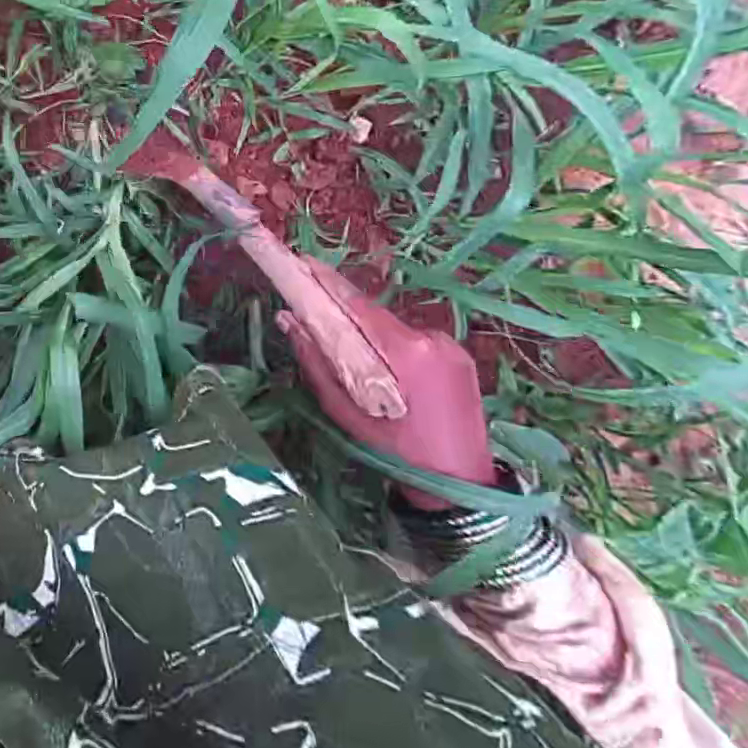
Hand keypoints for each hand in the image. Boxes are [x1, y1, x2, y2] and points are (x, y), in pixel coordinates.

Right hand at [277, 255, 493, 509]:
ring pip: (393, 327)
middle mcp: (431, 338)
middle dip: (344, 311)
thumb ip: (316, 362)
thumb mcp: (345, 411)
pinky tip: (385, 371)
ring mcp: (449, 345)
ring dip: (369, 333)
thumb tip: (288, 320)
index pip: (358, 305)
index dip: (329, 282)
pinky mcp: (459, 354)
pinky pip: (413, 340)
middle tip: (315, 307)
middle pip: (374, 315)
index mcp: (405, 352)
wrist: (459, 484)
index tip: (305, 262)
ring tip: (352, 355)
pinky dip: (391, 347)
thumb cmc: (393, 451)